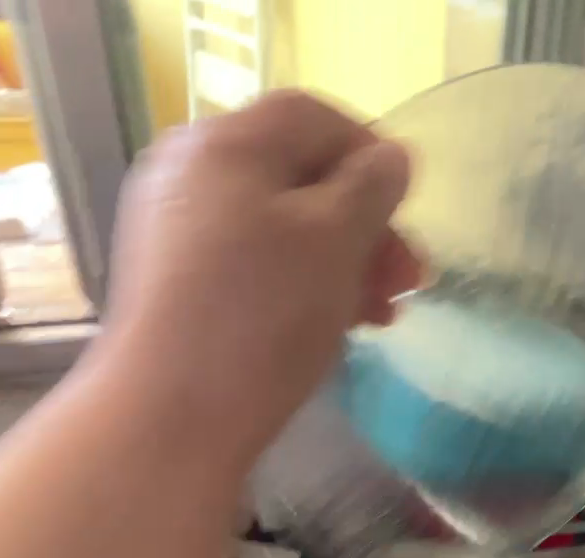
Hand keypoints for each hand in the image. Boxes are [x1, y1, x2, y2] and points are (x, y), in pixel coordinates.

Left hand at [98, 90, 421, 464]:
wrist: (172, 414)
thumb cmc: (263, 318)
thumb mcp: (335, 242)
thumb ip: (371, 189)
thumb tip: (392, 157)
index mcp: (226, 144)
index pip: (315, 117)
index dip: (374, 154)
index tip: (412, 212)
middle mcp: (193, 172)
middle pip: (302, 177)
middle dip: (367, 226)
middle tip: (408, 282)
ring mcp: (180, 228)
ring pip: (285, 227)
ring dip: (345, 262)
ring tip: (378, 316)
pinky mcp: (180, 281)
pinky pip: (258, 262)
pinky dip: (305, 283)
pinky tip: (333, 324)